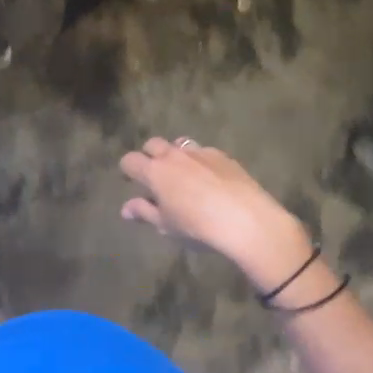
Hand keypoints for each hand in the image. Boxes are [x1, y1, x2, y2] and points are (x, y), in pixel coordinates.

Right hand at [119, 138, 315, 290]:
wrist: (246, 221)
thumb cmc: (199, 228)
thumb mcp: (167, 226)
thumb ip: (144, 212)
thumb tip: (125, 208)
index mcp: (154, 172)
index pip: (130, 160)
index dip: (128, 169)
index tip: (131, 180)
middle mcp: (173, 155)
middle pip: (153, 145)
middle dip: (150, 156)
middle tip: (157, 177)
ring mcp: (199, 152)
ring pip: (179, 144)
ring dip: (175, 155)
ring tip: (183, 175)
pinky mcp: (222, 155)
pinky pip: (203, 152)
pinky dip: (200, 162)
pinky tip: (211, 181)